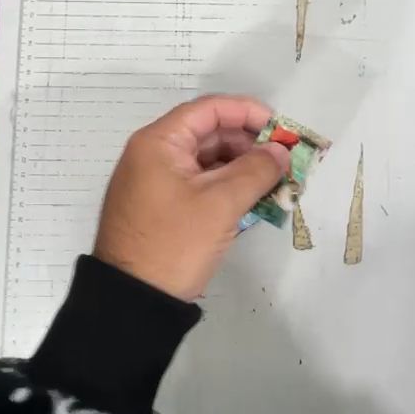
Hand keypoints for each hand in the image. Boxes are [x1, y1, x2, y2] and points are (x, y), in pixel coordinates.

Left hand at [94, 95, 292, 301]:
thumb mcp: (221, 204)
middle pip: (209, 133)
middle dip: (249, 142)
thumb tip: (280, 151)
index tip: (280, 129)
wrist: (131, 303)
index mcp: (159, 142)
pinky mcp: (163, 206)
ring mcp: (157, 181)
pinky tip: (254, 198)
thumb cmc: (174, 243)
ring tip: (275, 180)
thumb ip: (256, 170)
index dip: (248, 112)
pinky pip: (200, 182)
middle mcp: (154, 154)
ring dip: (241, 166)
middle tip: (283, 158)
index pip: (209, 110)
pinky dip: (227, 185)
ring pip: (207, 160)